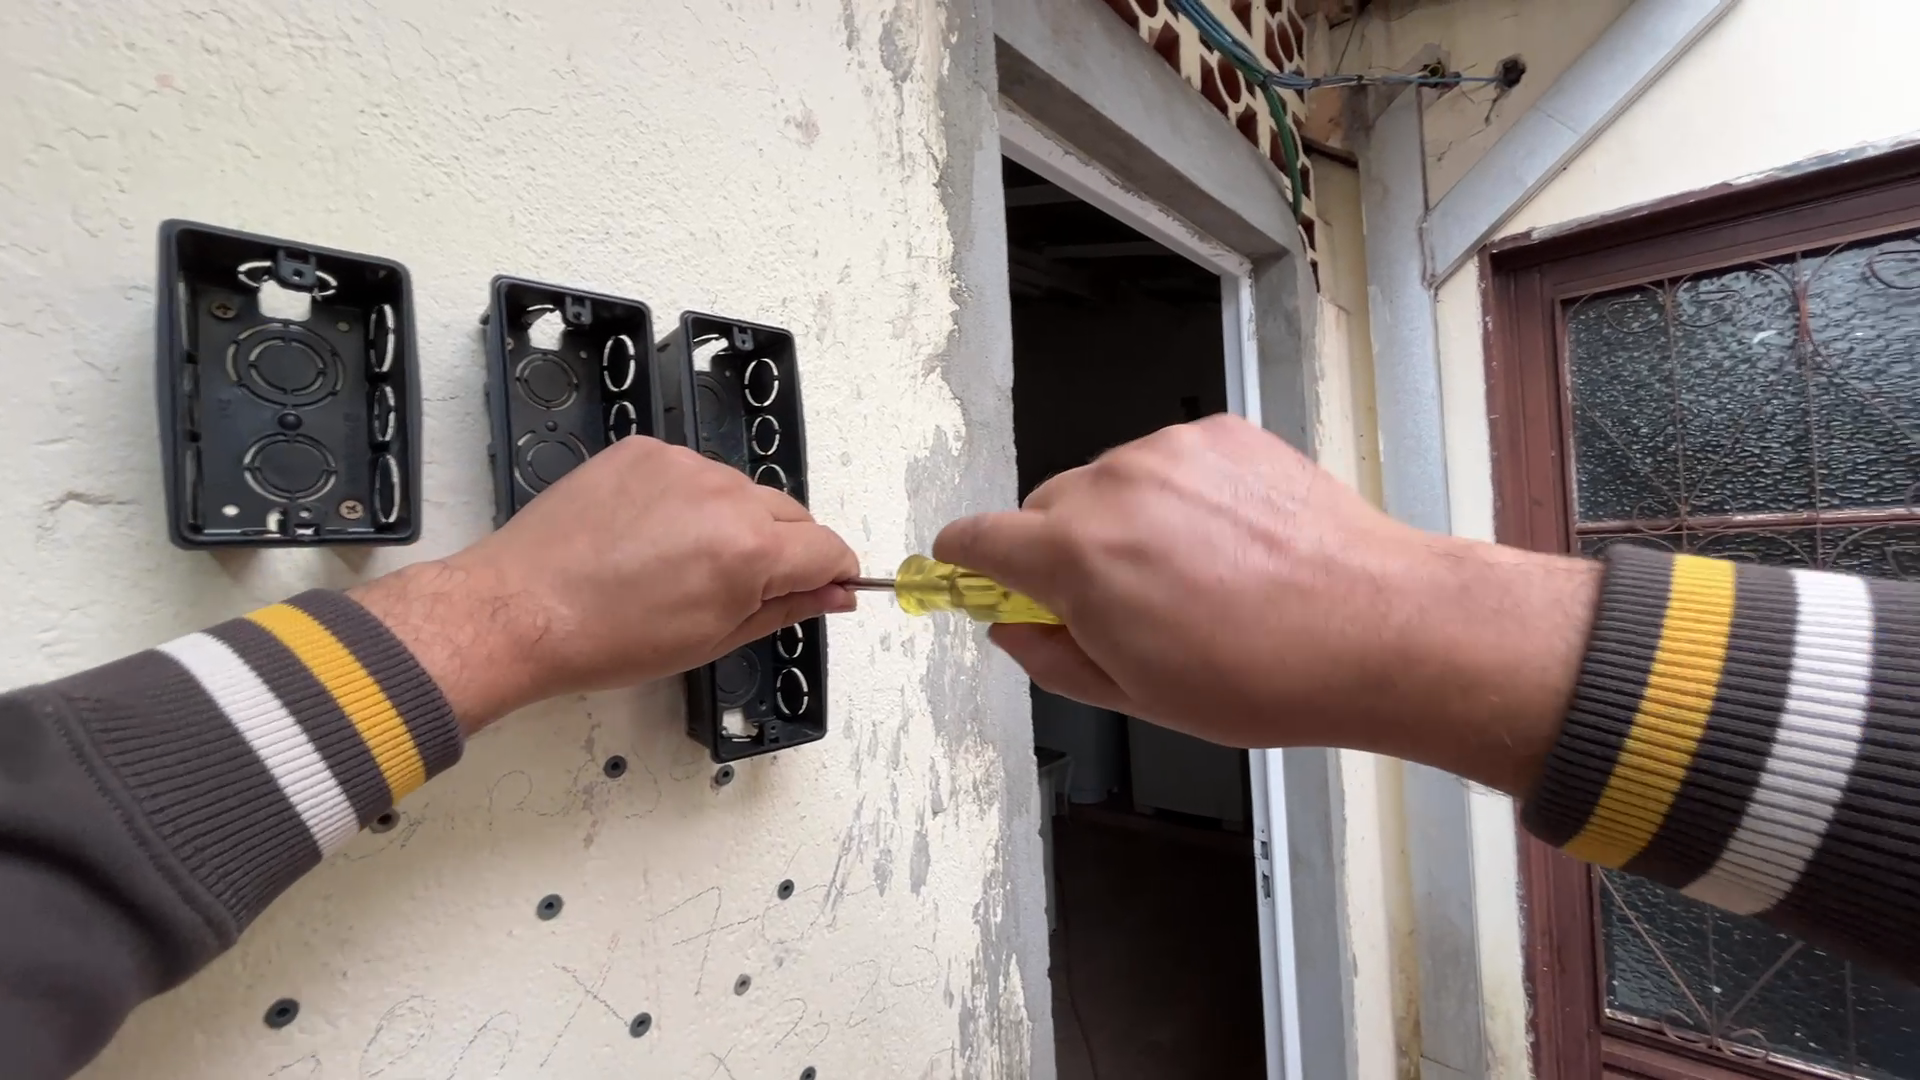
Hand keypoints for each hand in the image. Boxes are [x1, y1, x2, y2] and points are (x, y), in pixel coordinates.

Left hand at [353, 436, 857, 732]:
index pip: (829, 548)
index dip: (837, 571)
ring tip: (687, 559)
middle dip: (787, 549)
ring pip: (745, 492)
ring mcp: (683, 464)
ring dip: (738, 522)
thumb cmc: (610, 638)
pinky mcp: (646, 449)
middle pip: (793, 515)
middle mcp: (726, 495)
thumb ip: (789, 608)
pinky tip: (657, 532)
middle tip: (744, 584)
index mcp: (749, 551)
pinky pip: (697, 472)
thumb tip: (837, 596)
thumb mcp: (716, 638)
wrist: (518, 609)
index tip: (831, 584)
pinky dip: (694, 500)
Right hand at [933, 414, 1598, 794]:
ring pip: (1102, 483)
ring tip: (1183, 571)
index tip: (967, 571)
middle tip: (1110, 599)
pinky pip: (1161, 461)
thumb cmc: (1259, 675)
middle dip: (1054, 552)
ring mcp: (1167, 449)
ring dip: (1115, 522)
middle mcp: (1111, 484)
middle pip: (1040, 510)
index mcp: (1075, 554)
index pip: (976, 538)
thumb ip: (1046, 654)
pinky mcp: (1217, 431)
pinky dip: (1169, 495)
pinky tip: (1220, 538)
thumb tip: (1007, 625)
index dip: (963, 561)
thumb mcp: (1131, 692)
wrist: (1381, 627)